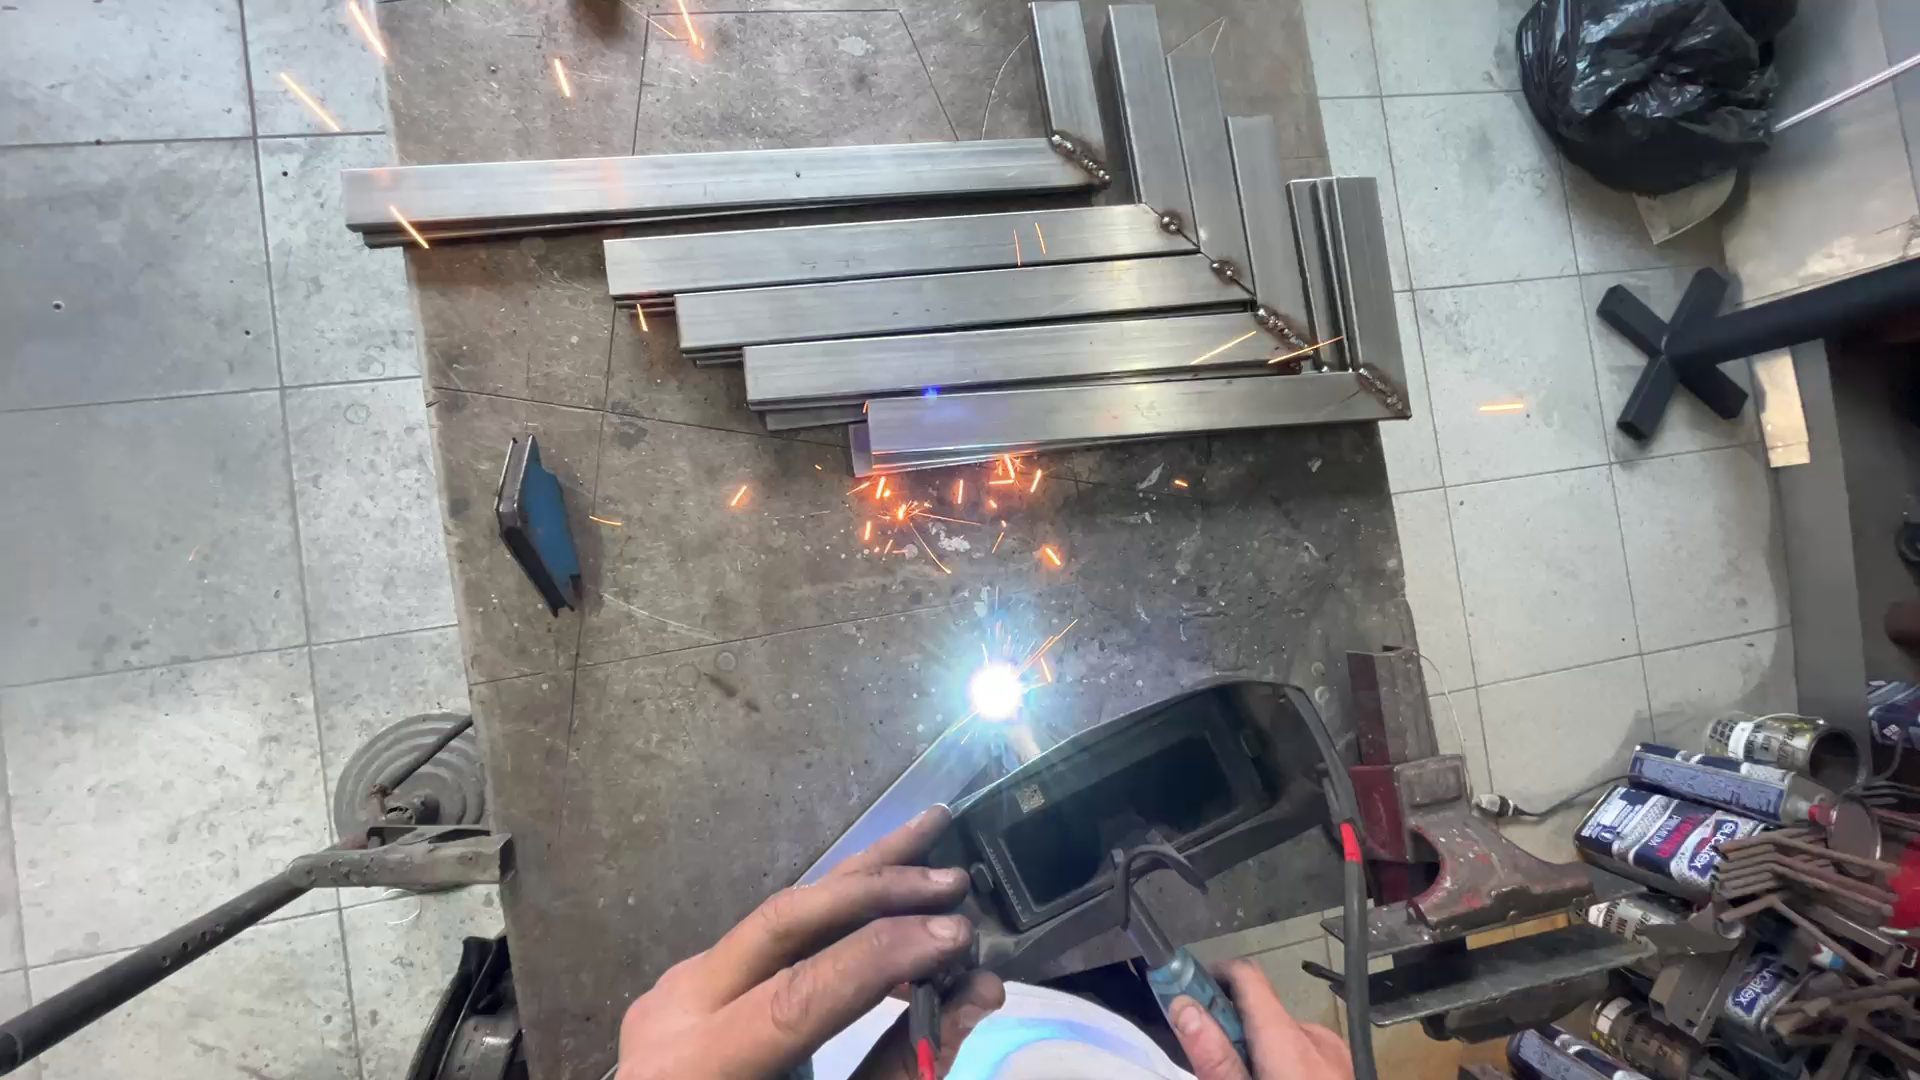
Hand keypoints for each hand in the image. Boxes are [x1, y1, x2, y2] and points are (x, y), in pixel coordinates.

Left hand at [617, 805, 1004, 1079]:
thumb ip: (896, 1068)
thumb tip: (978, 991)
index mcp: (700, 1064)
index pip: (800, 991)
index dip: (883, 955)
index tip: (957, 931)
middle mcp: (684, 1002)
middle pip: (789, 918)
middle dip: (878, 889)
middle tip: (953, 879)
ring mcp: (690, 976)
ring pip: (789, 905)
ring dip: (866, 872)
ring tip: (931, 828)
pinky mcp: (707, 969)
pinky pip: (780, 925)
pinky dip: (840, 900)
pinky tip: (884, 876)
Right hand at [1168, 960, 1353, 1079]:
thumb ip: (1214, 1059)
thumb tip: (1182, 1005)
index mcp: (1290, 1039)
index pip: (1246, 975)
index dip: (1211, 978)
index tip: (1187, 1000)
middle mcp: (1318, 1039)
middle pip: (1261, 1012)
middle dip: (1232, 1031)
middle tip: (1216, 1071)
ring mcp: (1340, 1061)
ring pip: (1283, 1039)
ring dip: (1259, 1054)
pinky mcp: (1350, 1077)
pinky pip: (1307, 1060)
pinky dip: (1284, 1069)